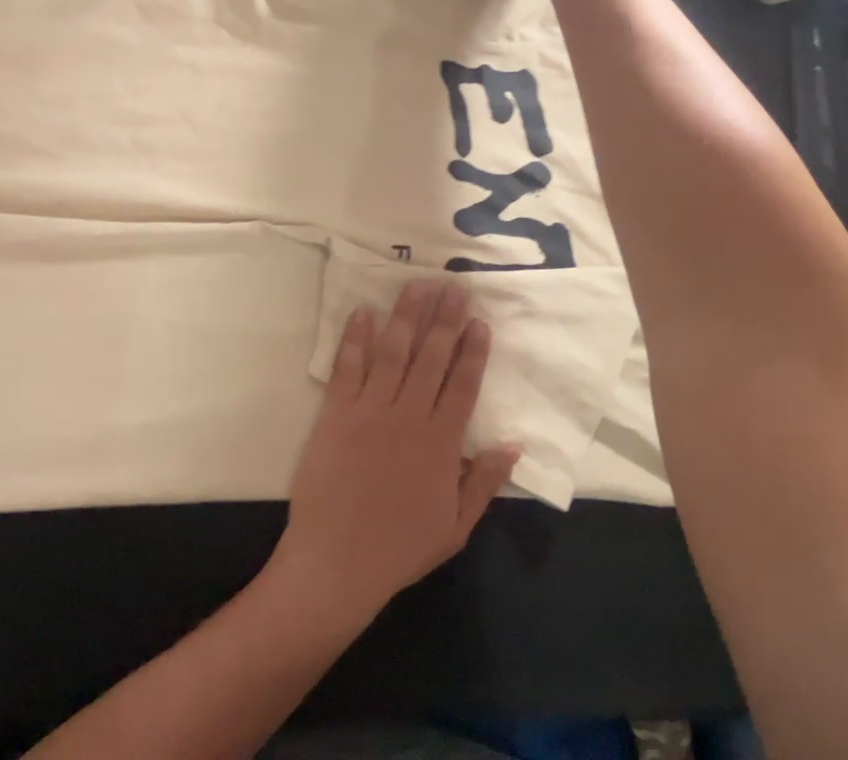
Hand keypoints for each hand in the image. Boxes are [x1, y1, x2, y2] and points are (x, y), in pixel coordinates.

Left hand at [268, 280, 518, 618]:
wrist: (336, 562)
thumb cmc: (399, 548)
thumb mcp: (456, 527)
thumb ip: (484, 483)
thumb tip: (513, 444)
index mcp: (441, 444)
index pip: (462, 385)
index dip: (473, 351)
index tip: (480, 321)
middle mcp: (408, 418)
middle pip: (430, 359)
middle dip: (444, 321)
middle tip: (454, 288)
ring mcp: (368, 412)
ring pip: (392, 354)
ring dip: (406, 317)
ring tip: (417, 286)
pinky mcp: (334, 415)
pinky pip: (347, 369)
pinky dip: (355, 339)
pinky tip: (363, 313)